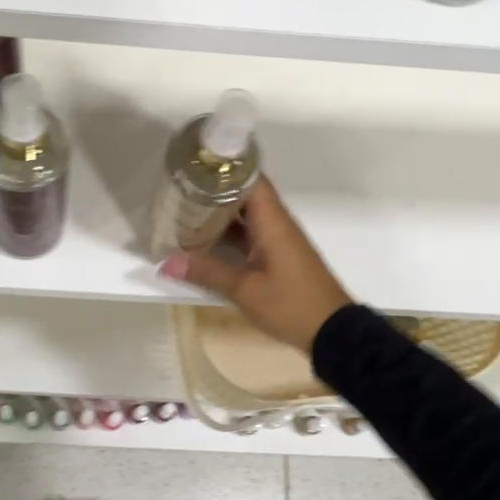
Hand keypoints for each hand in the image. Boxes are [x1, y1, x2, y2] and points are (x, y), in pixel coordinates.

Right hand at [161, 177, 351, 352]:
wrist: (333, 332)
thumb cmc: (291, 305)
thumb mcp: (245, 290)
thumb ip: (207, 273)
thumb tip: (167, 263)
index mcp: (273, 222)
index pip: (251, 179)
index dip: (225, 170)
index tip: (196, 167)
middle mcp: (277, 225)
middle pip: (245, 197)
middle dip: (214, 194)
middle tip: (180, 193)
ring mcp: (279, 242)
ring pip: (246, 219)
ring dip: (220, 217)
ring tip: (185, 215)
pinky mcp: (279, 258)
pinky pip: (251, 237)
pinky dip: (229, 237)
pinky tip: (206, 244)